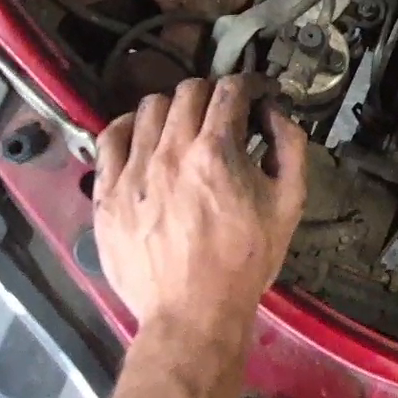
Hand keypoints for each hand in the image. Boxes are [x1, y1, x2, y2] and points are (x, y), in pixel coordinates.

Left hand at [92, 76, 307, 332]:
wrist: (193, 313)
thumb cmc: (247, 258)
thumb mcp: (290, 202)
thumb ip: (290, 145)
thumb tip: (274, 112)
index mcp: (218, 152)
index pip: (231, 88)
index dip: (250, 84)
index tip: (257, 95)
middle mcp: (172, 152)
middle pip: (190, 90)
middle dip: (215, 94)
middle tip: (225, 115)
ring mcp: (134, 171)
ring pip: (150, 107)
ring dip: (176, 108)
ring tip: (185, 128)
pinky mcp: (107, 192)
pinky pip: (111, 137)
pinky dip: (131, 127)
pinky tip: (145, 138)